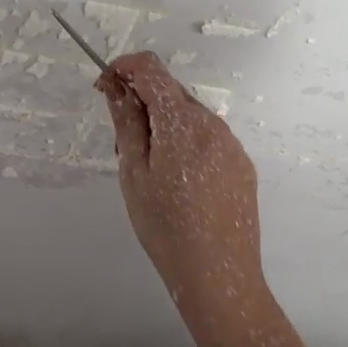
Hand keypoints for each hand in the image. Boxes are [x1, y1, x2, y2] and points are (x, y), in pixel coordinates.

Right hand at [97, 52, 261, 301]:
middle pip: (170, 91)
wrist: (219, 278)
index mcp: (182, 122)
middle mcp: (212, 123)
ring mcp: (231, 144)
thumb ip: (126, 123)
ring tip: (148, 168)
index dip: (124, 68)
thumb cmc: (165, 227)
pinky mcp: (242, 165)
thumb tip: (116, 86)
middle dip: (142, 101)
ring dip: (163, 123)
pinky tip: (178, 182)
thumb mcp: (133, 173)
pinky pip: (207, 137)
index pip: (151, 69)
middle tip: (121, 141)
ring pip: (188, 115)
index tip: (105, 87)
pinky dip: (185, 141)